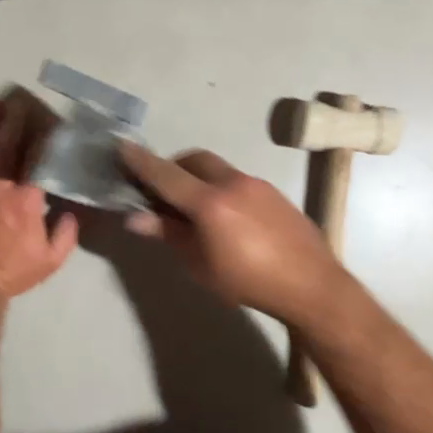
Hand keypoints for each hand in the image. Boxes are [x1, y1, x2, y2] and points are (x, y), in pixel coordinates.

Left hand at [0, 98, 79, 296]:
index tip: (46, 123)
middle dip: (11, 122)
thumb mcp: (51, 260)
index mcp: (24, 201)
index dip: (41, 140)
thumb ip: (65, 234)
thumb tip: (70, 213)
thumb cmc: (12, 274)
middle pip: (4, 147)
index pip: (35, 162)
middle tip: (15, 101)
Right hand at [118, 142, 344, 324]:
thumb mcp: (200, 264)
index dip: (140, 162)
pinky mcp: (273, 192)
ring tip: (191, 208)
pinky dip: (219, 188)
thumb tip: (135, 217)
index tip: (121, 148)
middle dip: (172, 167)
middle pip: (193, 160)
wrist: (311, 284)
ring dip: (197, 178)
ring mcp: (257, 184)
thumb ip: (169, 234)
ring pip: (217, 169)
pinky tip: (224, 217)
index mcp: (210, 202)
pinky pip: (236, 181)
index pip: (165, 174)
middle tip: (159, 191)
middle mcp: (233, 182)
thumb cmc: (248, 282)